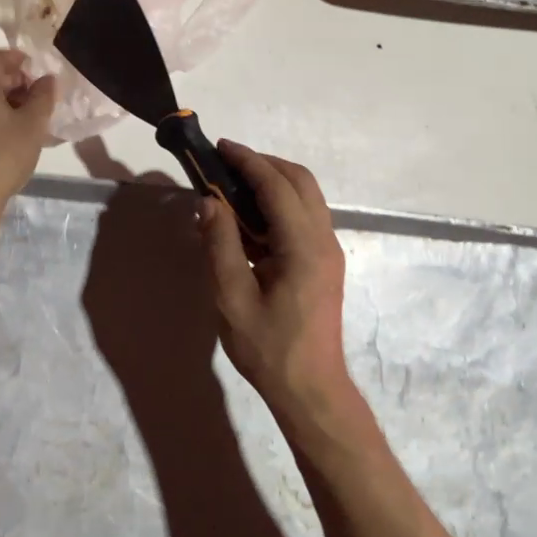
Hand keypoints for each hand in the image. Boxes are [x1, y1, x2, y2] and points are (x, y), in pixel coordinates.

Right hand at [200, 141, 353, 418]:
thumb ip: (219, 245)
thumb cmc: (268, 347)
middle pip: (300, 182)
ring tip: (232, 183)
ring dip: (272, 181)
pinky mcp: (323, 264)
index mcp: (304, 246)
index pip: (277, 186)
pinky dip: (278, 202)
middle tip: (224, 160)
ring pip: (306, 197)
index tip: (220, 147)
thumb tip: (209, 202)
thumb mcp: (232, 297)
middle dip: (263, 163)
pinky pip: (304, 216)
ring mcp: (328, 252)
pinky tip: (248, 216)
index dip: (248, 161)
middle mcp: (323, 241)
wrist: (311, 389)